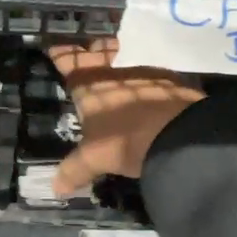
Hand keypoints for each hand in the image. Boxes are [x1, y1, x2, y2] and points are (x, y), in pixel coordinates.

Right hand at [47, 37, 204, 195]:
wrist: (181, 136)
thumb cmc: (125, 140)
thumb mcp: (94, 159)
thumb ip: (74, 170)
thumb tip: (56, 188)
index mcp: (90, 84)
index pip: (69, 61)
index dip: (62, 54)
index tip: (57, 48)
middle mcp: (115, 72)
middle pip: (101, 55)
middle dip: (95, 53)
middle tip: (92, 55)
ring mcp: (146, 74)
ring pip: (128, 67)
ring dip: (124, 75)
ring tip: (122, 88)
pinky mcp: (173, 82)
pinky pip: (153, 81)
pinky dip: (148, 89)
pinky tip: (151, 104)